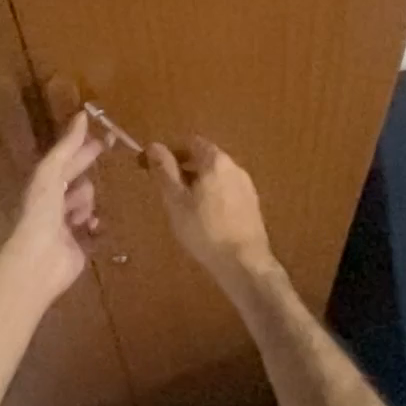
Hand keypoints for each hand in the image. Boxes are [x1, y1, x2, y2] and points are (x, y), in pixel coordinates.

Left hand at [0, 112, 103, 312]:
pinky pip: (93, 231)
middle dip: (88, 176)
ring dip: (88, 203)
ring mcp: (64, 226)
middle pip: (75, 184)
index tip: (105, 138)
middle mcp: (52, 204)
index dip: (83, 149)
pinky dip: (95, 227)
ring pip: (85, 206)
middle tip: (113, 163)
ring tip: (85, 210)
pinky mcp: (78, 247)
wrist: (38, 259)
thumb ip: (67, 147)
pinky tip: (94, 226)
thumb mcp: (51, 173)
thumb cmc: (41, 212)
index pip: (65, 162)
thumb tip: (83, 115)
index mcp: (42, 186)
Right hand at [146, 136, 275, 283]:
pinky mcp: (252, 204)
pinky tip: (205, 217)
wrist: (244, 262)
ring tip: (183, 206)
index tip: (152, 167)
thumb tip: (153, 146)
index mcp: (215, 161)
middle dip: (183, 168)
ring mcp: (246, 186)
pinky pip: (227, 190)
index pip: (190, 142)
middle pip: (205, 158)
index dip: (169, 151)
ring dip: (198, 183)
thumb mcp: (176, 201)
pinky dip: (212, 195)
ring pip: (216, 175)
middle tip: (166, 190)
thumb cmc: (204, 230)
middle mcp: (235, 167)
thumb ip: (164, 171)